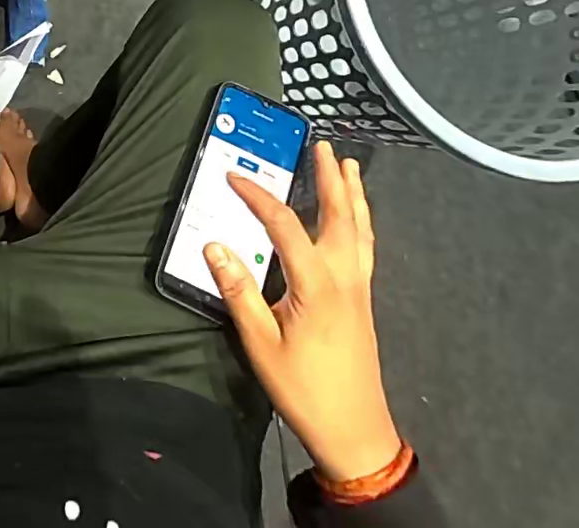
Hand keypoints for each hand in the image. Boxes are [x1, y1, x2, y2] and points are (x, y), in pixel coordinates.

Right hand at [203, 142, 400, 482]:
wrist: (355, 433)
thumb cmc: (304, 387)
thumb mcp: (260, 342)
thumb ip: (238, 290)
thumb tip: (214, 245)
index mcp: (316, 283)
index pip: (283, 224)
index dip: (257, 196)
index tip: (234, 177)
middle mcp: (343, 276)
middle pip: (340, 215)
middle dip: (330, 178)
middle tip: (324, 147)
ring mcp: (359, 287)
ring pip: (360, 229)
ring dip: (353, 194)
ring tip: (349, 167)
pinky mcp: (363, 299)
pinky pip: (364, 246)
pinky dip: (360, 221)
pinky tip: (356, 218)